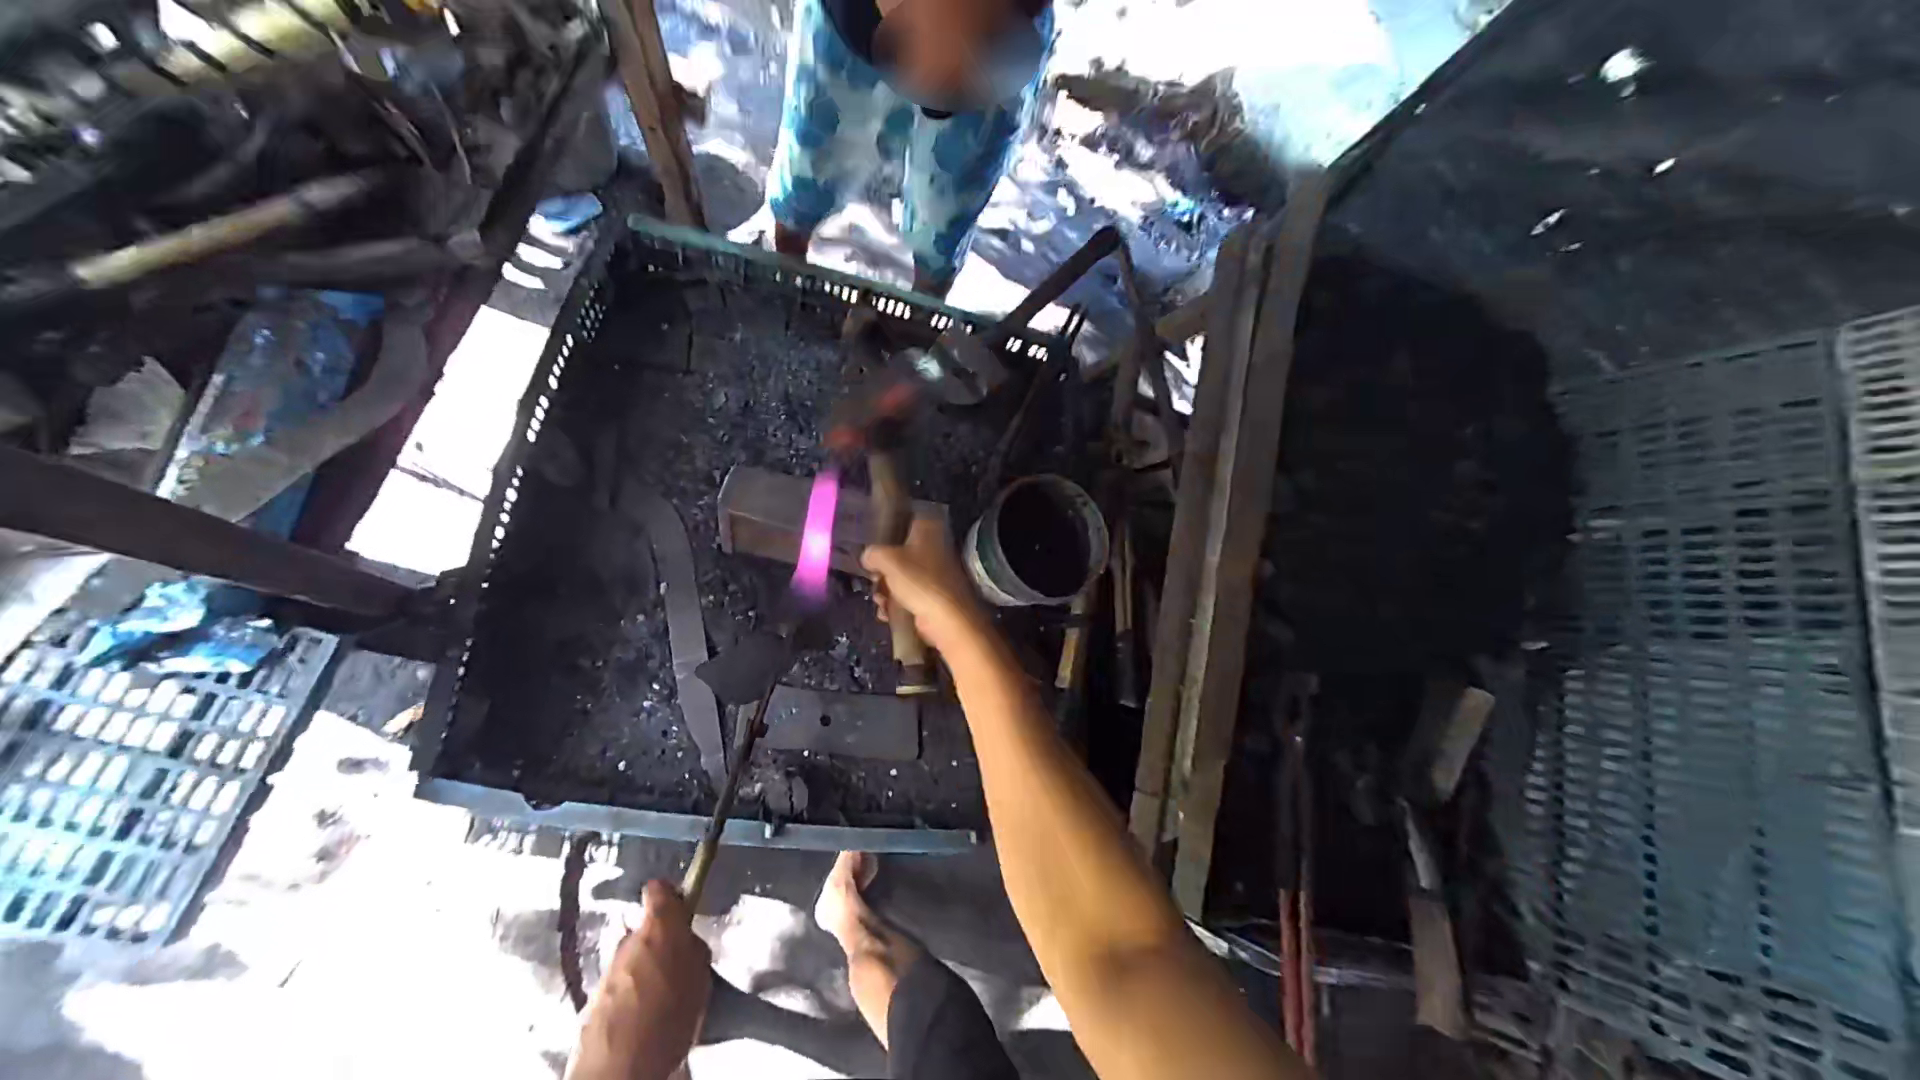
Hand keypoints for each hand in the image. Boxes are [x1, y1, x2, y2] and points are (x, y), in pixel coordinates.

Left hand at [566, 881, 711, 1079]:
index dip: (669, 894)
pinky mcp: (591, 1007)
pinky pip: (618, 990)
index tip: (680, 906)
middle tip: (676, 965)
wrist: (619, 1074)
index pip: (658, 889)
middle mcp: (626, 944)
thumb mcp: (699, 979)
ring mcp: (605, 975)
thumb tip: (686, 940)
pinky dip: (629, 999)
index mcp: (656, 929)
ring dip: (643, 972)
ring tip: (660, 998)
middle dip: (658, 943)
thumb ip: (693, 951)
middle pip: (643, 931)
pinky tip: (643, 1021)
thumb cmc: (669, 1018)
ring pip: (630, 961)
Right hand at [861, 514, 988, 649]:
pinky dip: (895, 604)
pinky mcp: (931, 595)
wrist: (946, 618)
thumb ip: (872, 553)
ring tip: (881, 600)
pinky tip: (887, 613)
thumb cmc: (918, 580)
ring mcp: (933, 572)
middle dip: (881, 568)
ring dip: (885, 590)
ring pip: (900, 576)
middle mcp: (932, 546)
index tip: (870, 545)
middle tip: (874, 577)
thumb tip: (868, 558)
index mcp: (927, 529)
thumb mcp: (887, 559)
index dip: (884, 532)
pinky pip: (906, 595)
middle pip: (897, 552)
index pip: (901, 520)